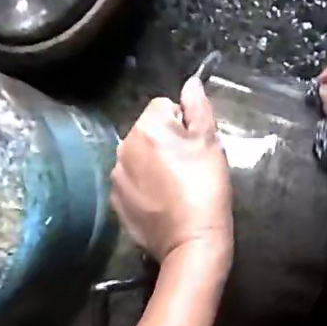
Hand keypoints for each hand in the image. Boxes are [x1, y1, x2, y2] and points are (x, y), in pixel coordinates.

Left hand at [111, 76, 233, 265]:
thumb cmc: (206, 189)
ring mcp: (116, 176)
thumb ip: (199, 107)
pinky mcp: (116, 201)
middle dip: (166, 143)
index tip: (195, 148)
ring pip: (139, 157)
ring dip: (154, 164)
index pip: (165, 107)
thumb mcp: (210, 143)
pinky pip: (132, 182)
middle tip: (189, 168)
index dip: (184, 124)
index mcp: (147, 127)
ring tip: (176, 188)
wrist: (191, 243)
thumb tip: (191, 82)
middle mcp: (124, 147)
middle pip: (148, 131)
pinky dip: (144, 187)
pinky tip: (163, 203)